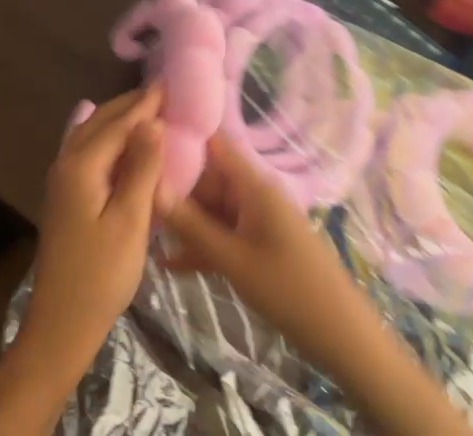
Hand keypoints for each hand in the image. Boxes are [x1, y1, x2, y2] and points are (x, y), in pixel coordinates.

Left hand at [21, 87, 164, 367]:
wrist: (63, 318)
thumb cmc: (102, 273)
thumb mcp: (131, 220)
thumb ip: (141, 169)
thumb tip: (152, 122)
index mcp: (81, 166)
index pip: (118, 123)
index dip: (144, 103)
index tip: (169, 82)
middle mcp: (66, 164)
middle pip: (100, 123)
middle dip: (129, 105)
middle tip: (161, 91)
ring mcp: (62, 180)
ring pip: (90, 136)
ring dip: (116, 120)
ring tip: (145, 109)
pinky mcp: (66, 196)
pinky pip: (86, 153)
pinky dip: (105, 139)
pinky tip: (110, 136)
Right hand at [157, 134, 373, 374]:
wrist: (342, 337)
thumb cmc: (288, 290)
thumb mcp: (231, 259)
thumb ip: (189, 223)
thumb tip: (149, 186)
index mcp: (252, 186)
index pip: (211, 143)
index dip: (179, 135)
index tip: (142, 137)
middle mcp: (253, 195)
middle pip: (205, 178)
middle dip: (171, 187)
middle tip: (129, 195)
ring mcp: (256, 221)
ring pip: (210, 209)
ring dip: (182, 221)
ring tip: (141, 229)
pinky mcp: (258, 245)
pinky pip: (222, 234)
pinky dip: (200, 244)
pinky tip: (168, 263)